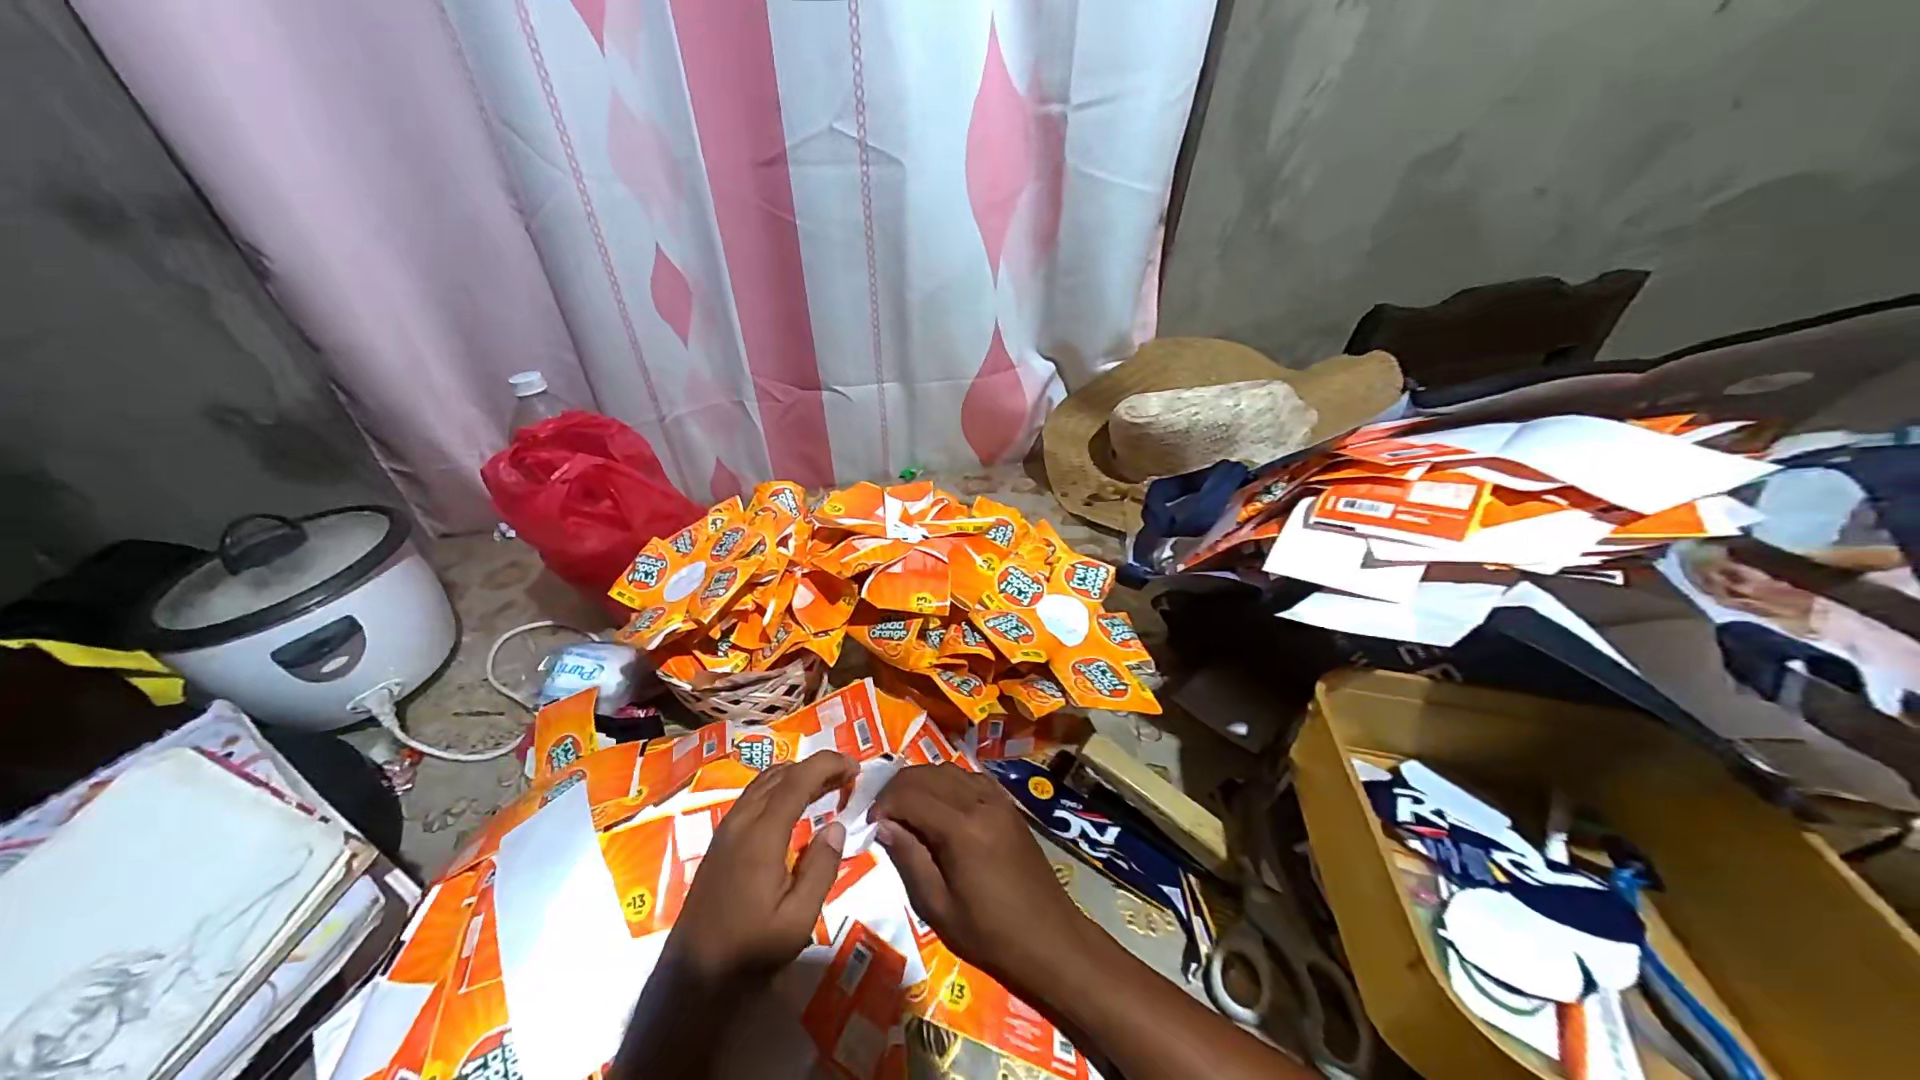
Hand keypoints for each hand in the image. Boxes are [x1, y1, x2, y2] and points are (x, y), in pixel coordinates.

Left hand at [664, 751, 857, 986]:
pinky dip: (780, 789)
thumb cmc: (751, 951)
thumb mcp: (798, 919)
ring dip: (797, 776)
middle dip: (816, 767)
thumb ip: (821, 868)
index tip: (856, 767)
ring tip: (828, 786)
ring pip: (764, 783)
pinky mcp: (720, 843)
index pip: (797, 780)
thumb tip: (837, 826)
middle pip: (780, 774)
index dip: (828, 765)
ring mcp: (726, 830)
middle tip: (848, 776)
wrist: (693, 979)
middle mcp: (741, 822)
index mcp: (761, 835)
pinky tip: (796, 807)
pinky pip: (753, 798)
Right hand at [872, 763, 1095, 992]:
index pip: (909, 794)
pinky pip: (971, 778)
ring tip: (907, 811)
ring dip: (923, 782)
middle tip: (883, 816)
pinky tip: (940, 807)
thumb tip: (883, 825)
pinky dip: (948, 784)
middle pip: (927, 774)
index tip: (870, 825)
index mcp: (961, 827)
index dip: (883, 804)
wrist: (1049, 938)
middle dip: (898, 788)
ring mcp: (999, 800)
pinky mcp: (1009, 805)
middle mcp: (980, 801)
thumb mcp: (937, 906)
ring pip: (949, 770)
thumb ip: (909, 858)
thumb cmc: (990, 933)